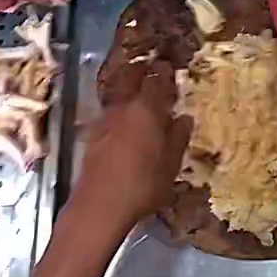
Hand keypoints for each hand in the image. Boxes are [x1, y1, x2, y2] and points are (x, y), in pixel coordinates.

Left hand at [66, 60, 189, 240]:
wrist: (98, 208)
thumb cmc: (143, 185)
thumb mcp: (172, 164)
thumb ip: (178, 137)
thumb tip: (184, 118)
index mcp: (146, 110)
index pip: (156, 80)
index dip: (164, 72)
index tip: (170, 68)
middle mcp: (123, 109)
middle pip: (130, 78)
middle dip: (141, 71)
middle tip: (152, 71)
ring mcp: (104, 122)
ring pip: (118, 95)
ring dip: (129, 90)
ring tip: (141, 97)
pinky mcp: (93, 137)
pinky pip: (110, 113)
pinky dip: (120, 110)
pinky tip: (128, 124)